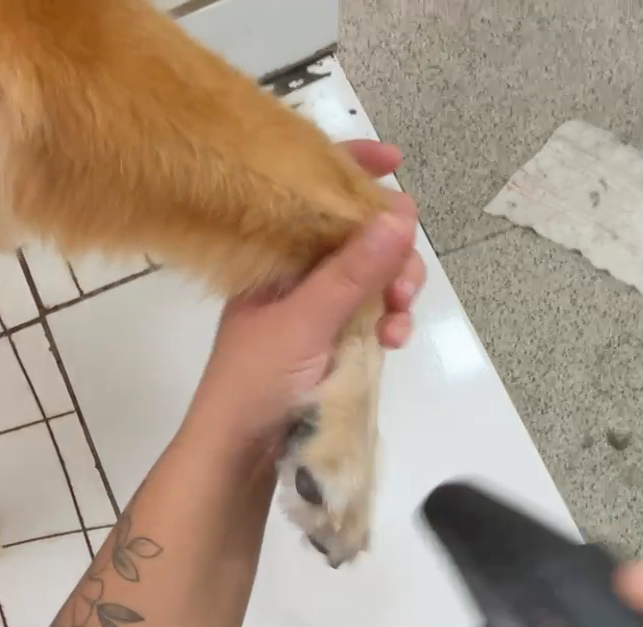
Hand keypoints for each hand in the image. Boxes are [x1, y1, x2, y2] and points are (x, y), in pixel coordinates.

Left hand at [182, 141, 424, 453]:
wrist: (236, 450)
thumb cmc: (255, 381)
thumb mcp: (304, 322)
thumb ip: (352, 273)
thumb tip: (402, 214)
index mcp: (271, 258)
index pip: (311, 197)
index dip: (351, 172)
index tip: (395, 161)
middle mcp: (292, 277)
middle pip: (354, 238)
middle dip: (391, 254)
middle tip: (406, 284)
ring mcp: (311, 311)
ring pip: (369, 280)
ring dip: (394, 293)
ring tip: (400, 319)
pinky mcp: (327, 343)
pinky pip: (368, 318)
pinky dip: (386, 324)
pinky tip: (394, 340)